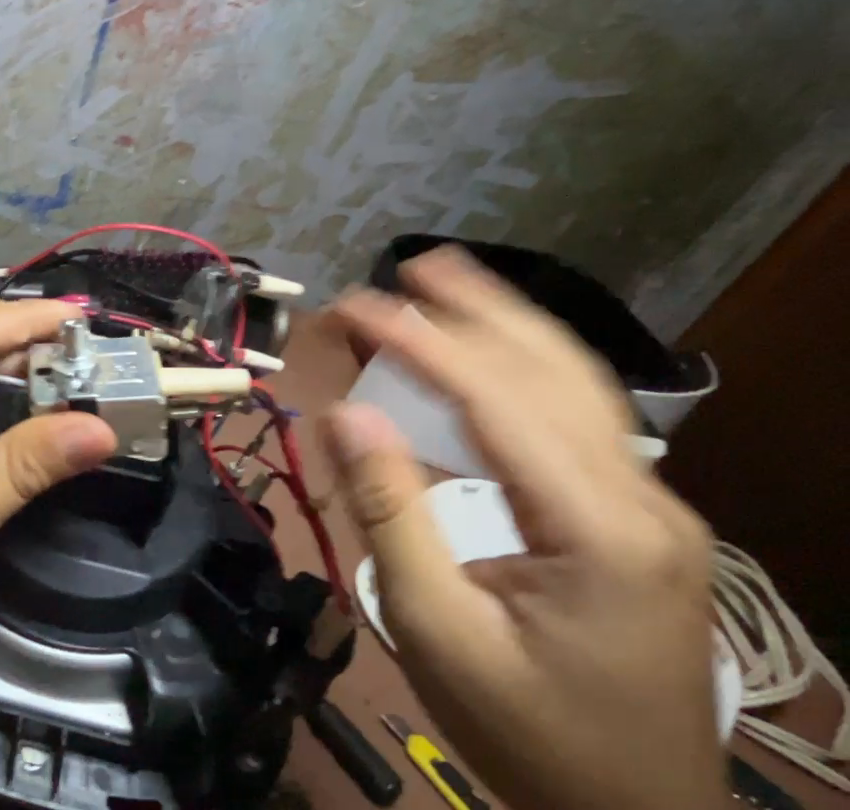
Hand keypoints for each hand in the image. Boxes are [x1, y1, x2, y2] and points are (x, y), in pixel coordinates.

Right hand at [325, 248, 724, 809]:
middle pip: (557, 374)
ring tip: (446, 286)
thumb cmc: (525, 729)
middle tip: (408, 267)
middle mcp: (642, 500)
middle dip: (477, 311)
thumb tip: (346, 413)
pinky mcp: (637, 523)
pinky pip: (578, 425)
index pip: (498, 401)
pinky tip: (487, 362)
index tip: (355, 305)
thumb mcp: (437, 629)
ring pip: (579, 390)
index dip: (421, 342)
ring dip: (507, 328)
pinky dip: (525, 374)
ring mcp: (651, 510)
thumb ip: (391, 513)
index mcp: (598, 527)